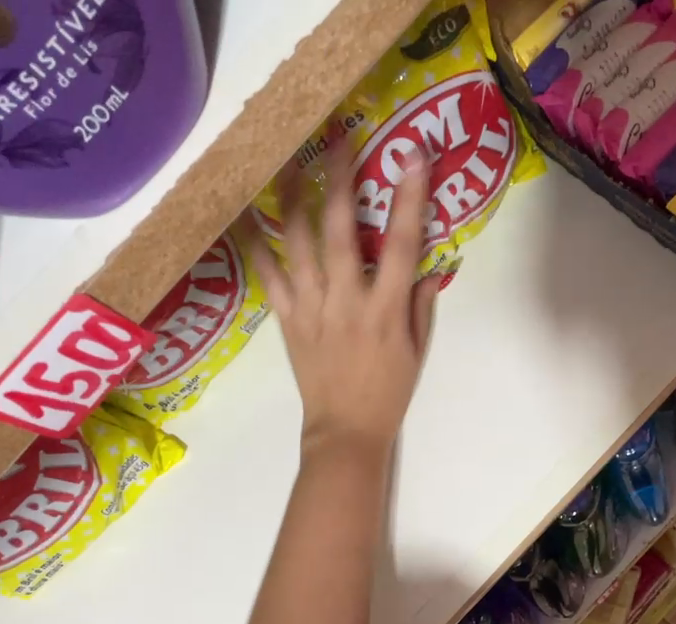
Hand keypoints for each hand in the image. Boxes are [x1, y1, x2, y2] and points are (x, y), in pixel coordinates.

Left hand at [249, 141, 441, 457]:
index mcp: (386, 311)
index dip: (409, 198)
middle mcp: (347, 301)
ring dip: (294, 195)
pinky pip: (267, 272)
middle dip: (340, 178)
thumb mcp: (417, 352)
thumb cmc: (388, 393)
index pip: (403, 245)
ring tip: (293, 160)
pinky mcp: (287, 317)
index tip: (413, 157)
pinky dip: (255, 240)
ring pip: (297, 241)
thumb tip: (429, 266)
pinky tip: (246, 210)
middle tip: (340, 138)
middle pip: (339, 229)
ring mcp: (312, 307)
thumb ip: (421, 306)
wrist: (345, 432)